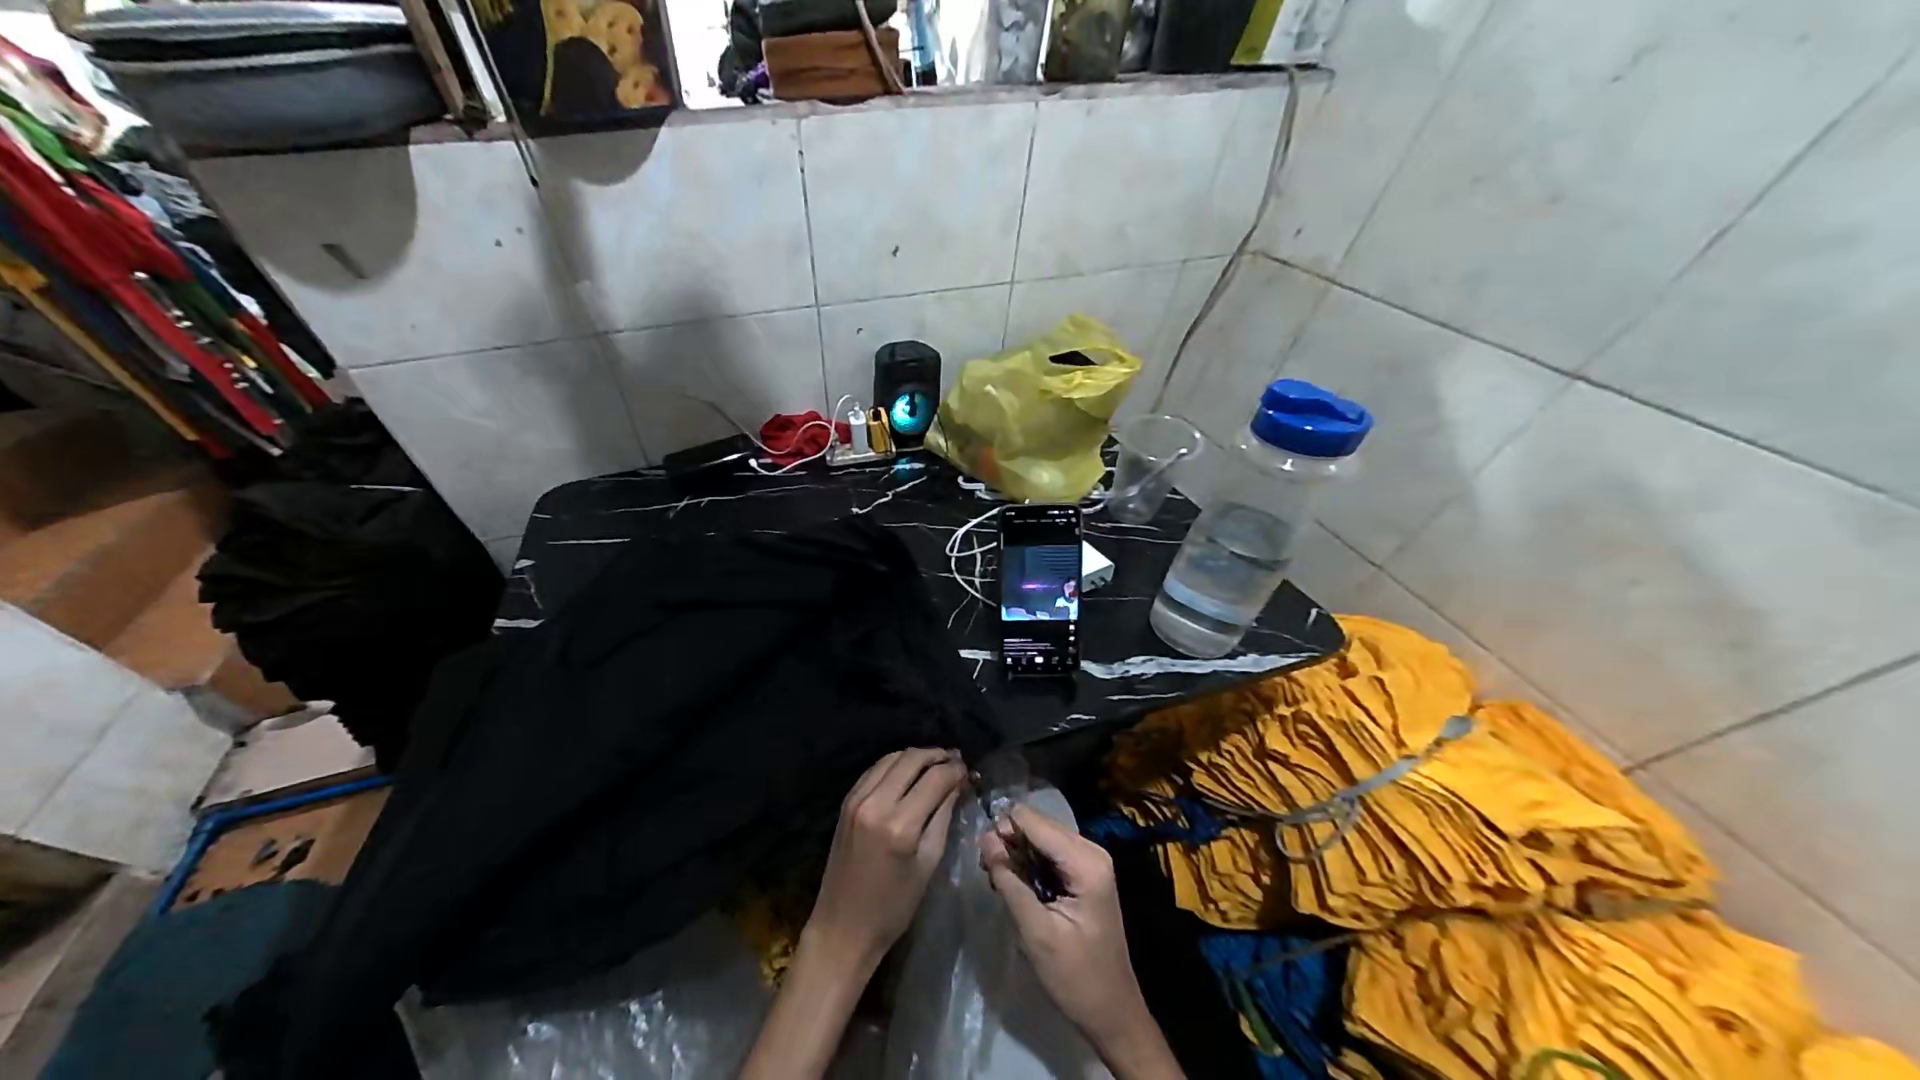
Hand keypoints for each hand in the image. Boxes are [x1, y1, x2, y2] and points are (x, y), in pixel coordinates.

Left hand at [805, 748, 965, 964]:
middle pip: (911, 759)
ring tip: (935, 763)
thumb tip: (957, 784)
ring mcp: (856, 800)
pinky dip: (894, 765)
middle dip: (937, 755)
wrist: (843, 927)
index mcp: (900, 825)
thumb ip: (943, 816)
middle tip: (955, 760)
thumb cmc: (894, 906)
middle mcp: (875, 804)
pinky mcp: (846, 803)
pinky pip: (874, 770)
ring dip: (916, 756)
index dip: (955, 769)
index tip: (967, 769)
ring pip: (891, 758)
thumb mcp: (928, 863)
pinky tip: (908, 772)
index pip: (935, 778)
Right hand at [981, 806, 1182, 1079]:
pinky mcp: (1085, 872)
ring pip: (1040, 836)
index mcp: (1086, 862)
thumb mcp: (1036, 932)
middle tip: (991, 876)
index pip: (1033, 821)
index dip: (1003, 832)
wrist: (1112, 1012)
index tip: (984, 861)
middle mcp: (1091, 850)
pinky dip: (1030, 864)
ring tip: (1002, 885)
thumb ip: (1009, 881)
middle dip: (1009, 843)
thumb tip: (985, 839)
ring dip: (1017, 855)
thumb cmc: (1075, 977)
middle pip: (1037, 824)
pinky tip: (1018, 888)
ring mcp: (1090, 860)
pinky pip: (1049, 852)